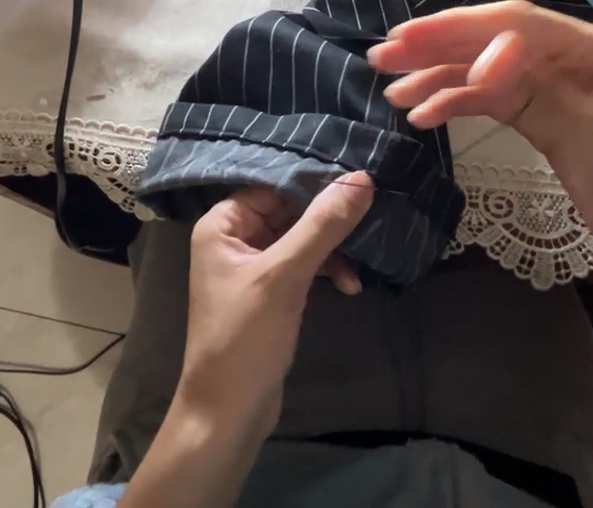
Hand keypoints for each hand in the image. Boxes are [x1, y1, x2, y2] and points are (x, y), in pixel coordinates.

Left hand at [177, 176, 374, 432]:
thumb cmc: (245, 337)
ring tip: (358, 270)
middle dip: (328, 221)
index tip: (359, 182)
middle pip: (289, 210)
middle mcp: (232, 237)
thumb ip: (323, 225)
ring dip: (331, 250)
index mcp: (222, 223)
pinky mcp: (269, 292)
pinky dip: (325, 270)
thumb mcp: (286, 276)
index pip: (273, 186)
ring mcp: (251, 266)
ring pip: (300, 238)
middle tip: (370, 223)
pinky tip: (350, 284)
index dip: (313, 183)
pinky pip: (302, 264)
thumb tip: (362, 178)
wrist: (228, 414)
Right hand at [369, 1, 592, 356]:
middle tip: (383, 58)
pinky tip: (426, 115)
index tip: (406, 39)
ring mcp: (558, 91)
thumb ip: (530, 87)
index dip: (456, 28)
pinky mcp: (548, 122)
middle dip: (437, 48)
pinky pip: (495, 102)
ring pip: (487, 73)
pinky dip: (461, 106)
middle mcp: (572, 60)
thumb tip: (482, 54)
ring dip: (440, 79)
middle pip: (493, 42)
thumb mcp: (586, 131)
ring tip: (394, 93)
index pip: (514, 24)